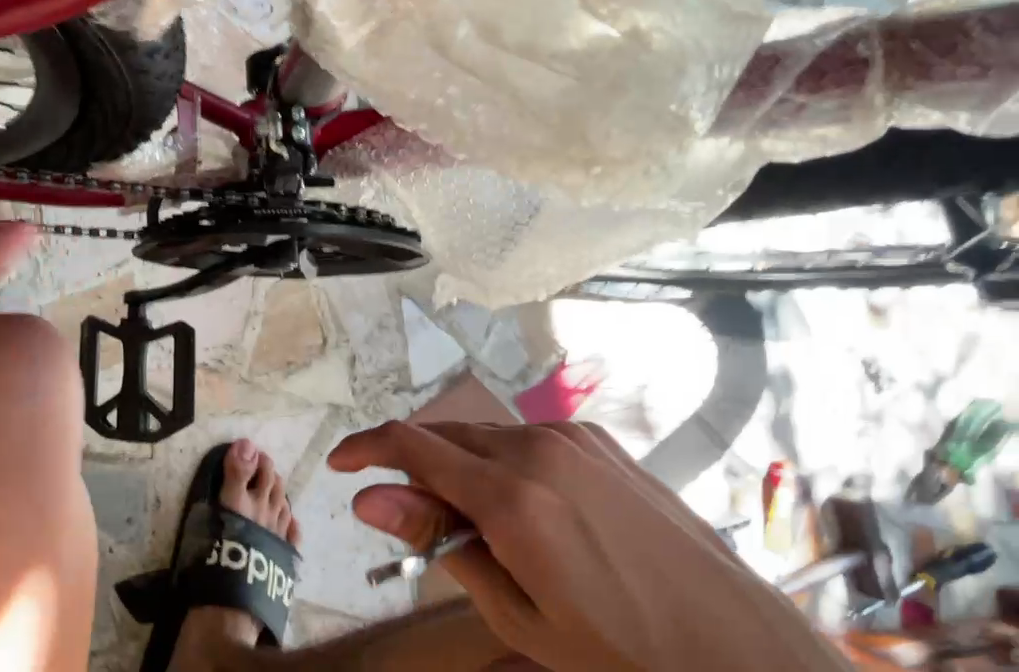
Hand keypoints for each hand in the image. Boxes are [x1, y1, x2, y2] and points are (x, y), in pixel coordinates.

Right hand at [328, 422, 849, 671]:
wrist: (747, 654)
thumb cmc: (621, 652)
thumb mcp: (517, 611)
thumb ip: (438, 541)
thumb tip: (367, 499)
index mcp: (511, 494)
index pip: (410, 445)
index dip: (364, 449)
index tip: (339, 466)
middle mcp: (538, 448)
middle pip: (444, 436)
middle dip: (415, 468)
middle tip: (418, 523)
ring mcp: (576, 439)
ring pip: (486, 437)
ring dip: (462, 467)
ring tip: (484, 529)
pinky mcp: (605, 444)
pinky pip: (530, 440)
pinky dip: (506, 463)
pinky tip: (531, 512)